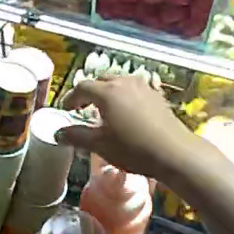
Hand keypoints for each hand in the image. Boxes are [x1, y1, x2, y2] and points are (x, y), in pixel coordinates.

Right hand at [57, 75, 201, 180]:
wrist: (173, 153)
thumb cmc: (132, 148)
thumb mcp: (99, 145)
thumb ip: (76, 136)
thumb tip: (59, 133)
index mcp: (107, 93)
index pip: (82, 88)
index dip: (70, 98)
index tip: (66, 110)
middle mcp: (125, 83)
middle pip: (100, 81)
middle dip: (89, 93)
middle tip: (82, 108)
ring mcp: (143, 87)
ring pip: (118, 82)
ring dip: (107, 93)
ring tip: (102, 110)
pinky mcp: (156, 95)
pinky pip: (133, 89)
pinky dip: (123, 96)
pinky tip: (124, 112)